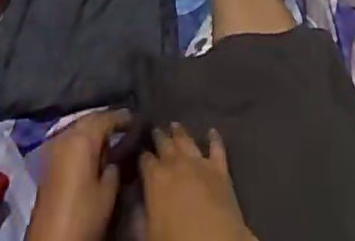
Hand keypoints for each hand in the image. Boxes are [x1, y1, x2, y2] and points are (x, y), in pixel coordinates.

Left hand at [28, 109, 130, 240]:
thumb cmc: (83, 213)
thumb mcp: (108, 190)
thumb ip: (114, 165)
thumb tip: (113, 157)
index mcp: (82, 138)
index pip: (106, 117)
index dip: (123, 117)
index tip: (136, 120)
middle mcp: (65, 137)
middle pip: (89, 119)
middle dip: (106, 120)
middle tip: (125, 125)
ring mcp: (53, 149)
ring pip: (77, 128)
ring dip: (93, 129)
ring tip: (111, 136)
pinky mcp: (47, 163)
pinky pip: (69, 140)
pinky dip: (82, 140)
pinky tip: (92, 149)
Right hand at [140, 125, 253, 240]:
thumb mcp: (146, 233)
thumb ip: (137, 214)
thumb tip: (133, 199)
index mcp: (156, 178)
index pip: (144, 160)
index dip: (140, 154)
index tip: (137, 148)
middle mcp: (177, 163)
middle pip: (165, 144)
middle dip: (158, 136)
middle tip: (154, 128)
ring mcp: (200, 162)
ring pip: (187, 140)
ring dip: (180, 132)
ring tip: (175, 124)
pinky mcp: (221, 168)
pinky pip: (217, 147)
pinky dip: (214, 138)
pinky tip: (212, 131)